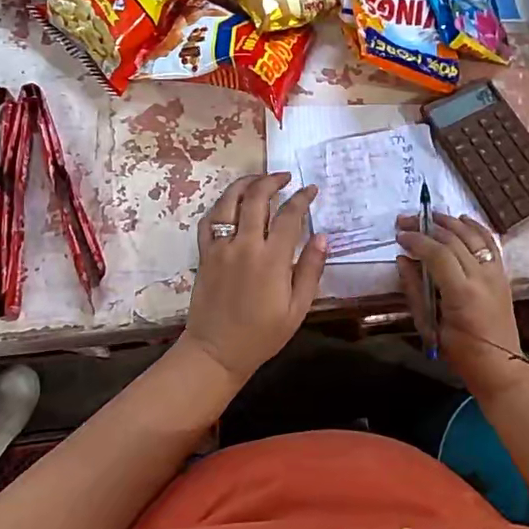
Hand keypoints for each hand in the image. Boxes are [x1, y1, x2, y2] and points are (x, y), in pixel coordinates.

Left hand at [181, 173, 326, 385]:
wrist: (216, 351)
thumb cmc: (262, 334)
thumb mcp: (297, 308)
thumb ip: (310, 269)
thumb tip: (323, 237)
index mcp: (272, 259)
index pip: (290, 215)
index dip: (302, 198)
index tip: (311, 190)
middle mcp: (244, 245)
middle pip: (258, 198)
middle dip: (273, 181)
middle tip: (286, 177)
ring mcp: (220, 247)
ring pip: (230, 201)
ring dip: (246, 184)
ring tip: (259, 180)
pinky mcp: (205, 254)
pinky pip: (209, 220)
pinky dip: (221, 205)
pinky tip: (232, 203)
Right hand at [397, 212, 527, 399]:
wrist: (501, 366)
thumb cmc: (461, 354)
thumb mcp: (430, 326)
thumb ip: (415, 291)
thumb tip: (403, 260)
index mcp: (462, 293)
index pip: (437, 254)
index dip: (416, 240)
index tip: (399, 236)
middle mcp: (482, 277)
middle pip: (454, 240)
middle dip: (427, 227)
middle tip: (405, 222)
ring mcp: (495, 273)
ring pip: (472, 236)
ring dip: (449, 222)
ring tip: (429, 216)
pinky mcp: (502, 274)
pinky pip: (490, 242)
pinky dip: (475, 227)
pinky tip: (461, 219)